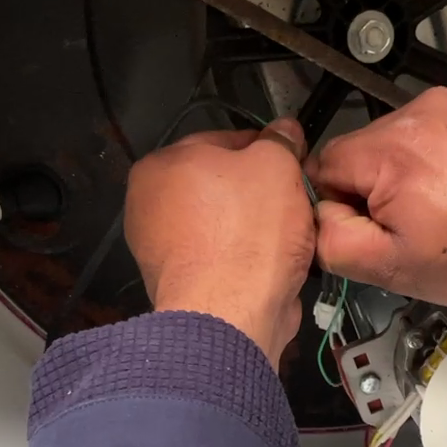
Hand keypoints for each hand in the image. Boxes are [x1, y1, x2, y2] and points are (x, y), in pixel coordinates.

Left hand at [125, 118, 315, 360]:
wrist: (231, 316)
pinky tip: (274, 268)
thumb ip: (280, 141)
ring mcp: (164, 253)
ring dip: (259, 232)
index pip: (225, 141)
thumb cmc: (249, 232)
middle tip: (296, 206)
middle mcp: (150, 207)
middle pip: (223, 189)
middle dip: (261, 196)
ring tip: (290, 241)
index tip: (296, 166)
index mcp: (161, 165)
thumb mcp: (275, 166)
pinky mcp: (186, 289)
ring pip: (228, 228)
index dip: (268, 151)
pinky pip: (227, 263)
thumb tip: (285, 130)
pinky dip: (249, 264)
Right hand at [306, 88, 446, 319]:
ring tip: (438, 212)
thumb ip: (332, 241)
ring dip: (398, 178)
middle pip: (355, 152)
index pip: (321, 166)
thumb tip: (315, 218)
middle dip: (369, 192)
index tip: (373, 231)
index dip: (339, 207)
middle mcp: (418, 112)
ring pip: (387, 144)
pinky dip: (427, 163)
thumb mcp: (390, 269)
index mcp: (392, 150)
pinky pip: (422, 135)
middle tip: (410, 229)